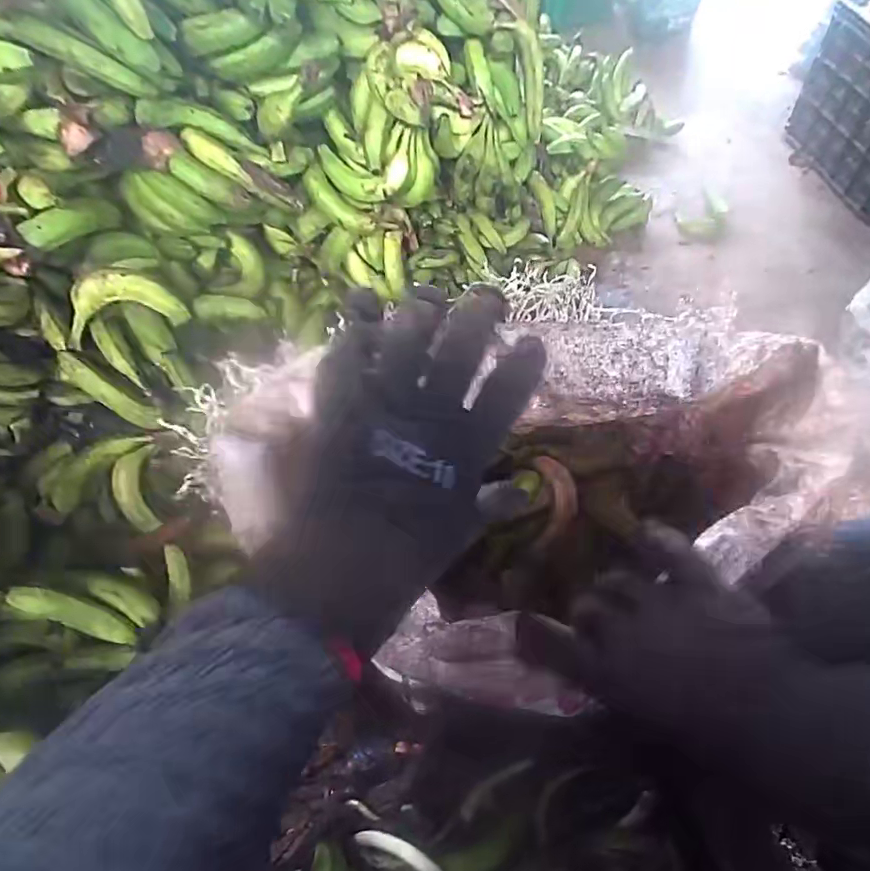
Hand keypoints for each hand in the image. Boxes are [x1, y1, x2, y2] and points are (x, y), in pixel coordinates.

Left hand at [251, 286, 545, 653]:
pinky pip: (347, 358)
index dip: (522, 364)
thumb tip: (521, 490)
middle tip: (487, 298)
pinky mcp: (339, 409)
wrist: (337, 574)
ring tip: (426, 296)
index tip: (532, 341)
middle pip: (462, 351)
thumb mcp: (458, 536)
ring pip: (407, 341)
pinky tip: (359, 308)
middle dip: (478, 317)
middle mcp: (431, 418)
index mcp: (466, 450)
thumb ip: (490, 506)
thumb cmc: (405, 563)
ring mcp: (383, 409)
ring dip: (419, 312)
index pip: (506, 394)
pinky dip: (352, 331)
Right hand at [516, 524, 869, 870]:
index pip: (553, 646)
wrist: (777, 715)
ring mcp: (661, 603)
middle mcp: (623, 633)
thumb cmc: (715, 743)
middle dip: (588, 611)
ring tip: (625, 590)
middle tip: (599, 620)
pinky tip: (646, 535)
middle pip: (587, 606)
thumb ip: (624, 707)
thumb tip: (611, 693)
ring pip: (619, 579)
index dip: (534, 633)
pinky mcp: (700, 585)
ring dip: (617, 585)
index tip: (521, 623)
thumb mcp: (656, 736)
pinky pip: (669, 551)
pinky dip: (655, 542)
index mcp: (609, 675)